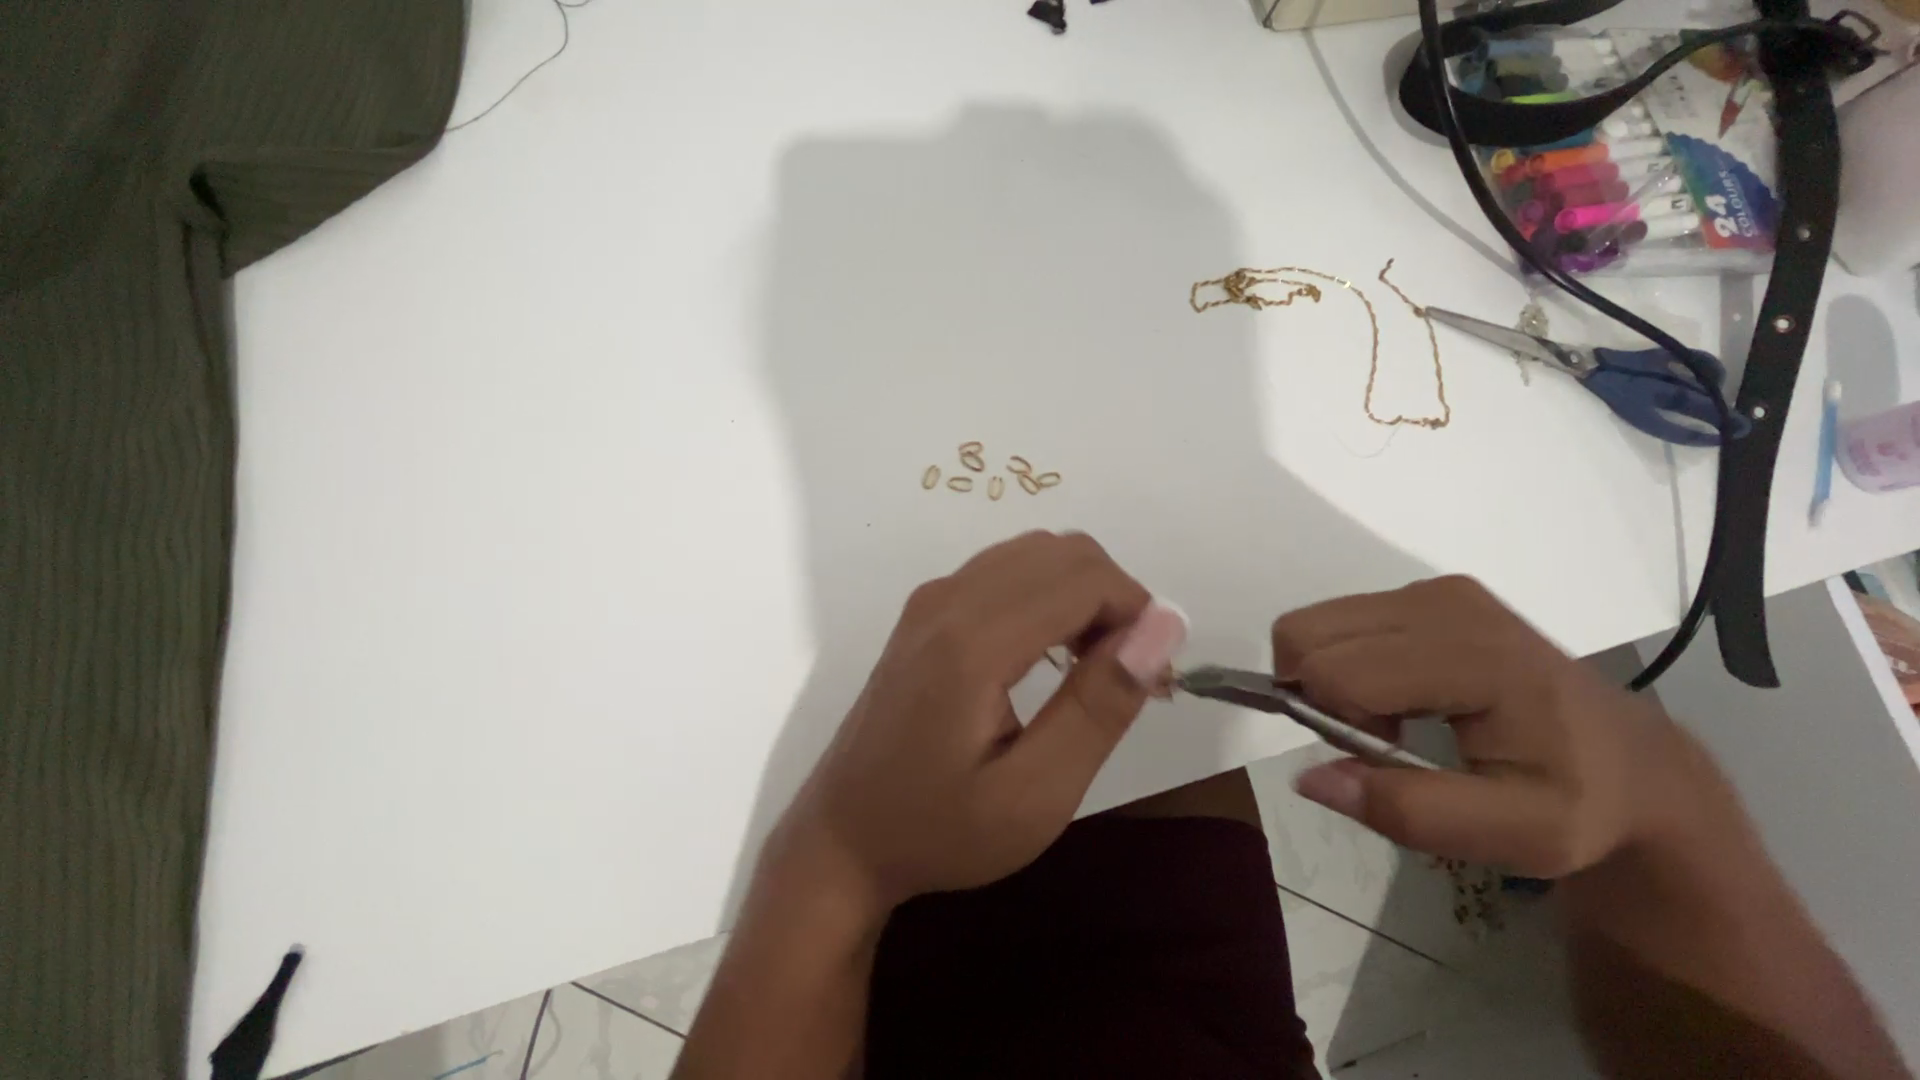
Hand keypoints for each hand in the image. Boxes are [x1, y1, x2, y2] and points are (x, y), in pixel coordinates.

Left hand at [763, 531, 1187, 914]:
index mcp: (972, 642)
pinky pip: (1006, 572)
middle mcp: (948, 599)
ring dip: (1083, 596)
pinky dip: (1048, 596)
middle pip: (1064, 553)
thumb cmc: (940, 831)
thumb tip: (1162, 627)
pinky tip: (1049, 657)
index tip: (1153, 680)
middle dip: (1114, 601)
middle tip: (1127, 678)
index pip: (1084, 577)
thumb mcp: (1034, 795)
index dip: (1138, 614)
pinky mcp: (925, 612)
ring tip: (1093, 671)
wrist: (843, 837)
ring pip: (1036, 554)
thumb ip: (1097, 707)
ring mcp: (930, 599)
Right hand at [1272, 575, 1691, 877]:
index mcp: (1478, 661)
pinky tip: (1399, 695)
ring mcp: (1436, 591)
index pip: (1340, 672)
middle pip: (1309, 635)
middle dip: (1320, 695)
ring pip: (1315, 624)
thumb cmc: (1577, 803)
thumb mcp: (1515, 838)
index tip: (1384, 758)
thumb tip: (1307, 777)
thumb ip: (1411, 812)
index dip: (1336, 723)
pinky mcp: (1429, 591)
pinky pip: (1340, 619)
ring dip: (1329, 679)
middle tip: (1378, 738)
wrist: (1631, 760)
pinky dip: (1345, 661)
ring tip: (1391, 719)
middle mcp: (1446, 605)